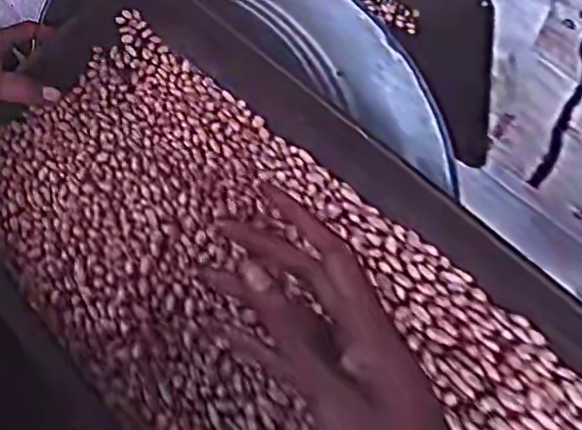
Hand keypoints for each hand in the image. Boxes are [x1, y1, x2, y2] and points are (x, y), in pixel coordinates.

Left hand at [0, 22, 58, 132]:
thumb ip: (20, 86)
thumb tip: (56, 93)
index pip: (25, 29)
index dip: (48, 33)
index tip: (72, 42)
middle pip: (22, 48)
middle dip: (44, 57)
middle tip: (69, 72)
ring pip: (14, 67)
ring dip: (32, 76)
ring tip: (56, 90)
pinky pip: (5, 83)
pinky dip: (19, 90)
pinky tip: (29, 105)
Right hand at [212, 186, 447, 429]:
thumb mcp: (329, 386)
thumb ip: (287, 327)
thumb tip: (251, 268)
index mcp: (372, 333)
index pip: (332, 254)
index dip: (298, 216)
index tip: (265, 190)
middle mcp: (364, 341)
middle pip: (309, 275)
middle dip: (262, 246)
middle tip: (223, 228)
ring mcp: (352, 366)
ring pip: (295, 310)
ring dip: (251, 291)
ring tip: (209, 277)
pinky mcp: (340, 391)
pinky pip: (292, 348)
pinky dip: (258, 335)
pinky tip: (225, 330)